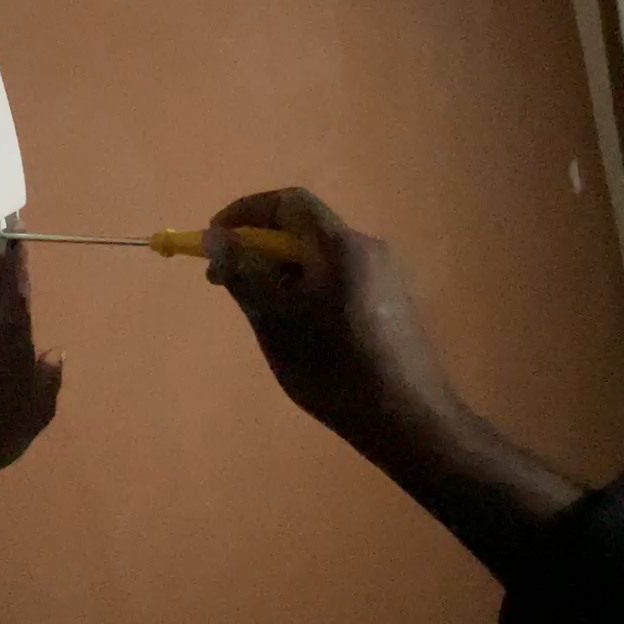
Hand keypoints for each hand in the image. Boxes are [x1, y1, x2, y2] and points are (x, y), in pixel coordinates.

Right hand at [205, 188, 582, 580]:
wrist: (409, 421)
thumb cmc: (334, 366)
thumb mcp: (273, 318)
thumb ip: (241, 271)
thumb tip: (215, 238)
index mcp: (340, 245)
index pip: (287, 202)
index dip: (244, 211)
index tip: (214, 238)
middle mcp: (365, 248)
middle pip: (300, 227)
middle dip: (254, 245)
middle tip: (222, 278)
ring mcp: (380, 274)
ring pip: (313, 254)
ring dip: (274, 268)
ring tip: (252, 306)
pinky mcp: (385, 300)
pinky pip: (331, 274)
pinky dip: (299, 284)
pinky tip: (289, 322)